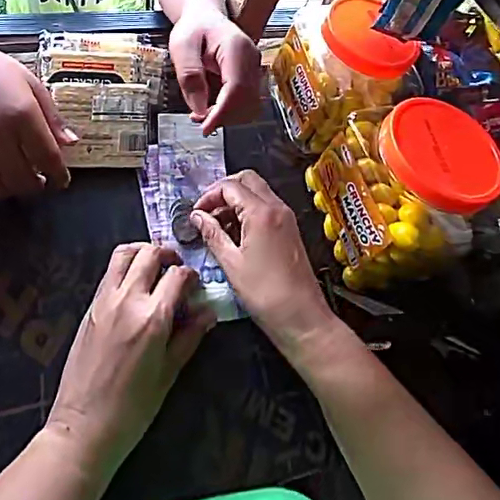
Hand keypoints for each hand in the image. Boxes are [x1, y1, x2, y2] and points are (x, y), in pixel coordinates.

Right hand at [0, 40, 74, 196]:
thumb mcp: (32, 85)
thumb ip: (52, 117)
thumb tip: (71, 143)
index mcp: (22, 113)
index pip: (47, 157)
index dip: (59, 175)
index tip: (62, 180)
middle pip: (22, 178)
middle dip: (35, 186)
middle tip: (39, 182)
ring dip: (9, 190)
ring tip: (15, 181)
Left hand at [46, 244, 215, 475]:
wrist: (85, 424)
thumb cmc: (133, 409)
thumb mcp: (169, 374)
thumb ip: (189, 337)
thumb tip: (208, 312)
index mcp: (152, 318)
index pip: (177, 276)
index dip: (191, 276)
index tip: (196, 285)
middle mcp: (128, 299)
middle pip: (149, 254)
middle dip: (168, 254)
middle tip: (177, 267)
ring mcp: (105, 299)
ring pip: (124, 254)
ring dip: (142, 252)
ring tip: (154, 265)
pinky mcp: (91, 305)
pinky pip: (110, 272)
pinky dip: (125, 266)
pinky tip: (134, 284)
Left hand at [169, 7, 260, 133]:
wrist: (205, 15)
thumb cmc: (193, 27)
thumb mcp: (182, 46)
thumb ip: (190, 75)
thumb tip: (200, 108)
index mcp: (236, 47)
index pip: (236, 88)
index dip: (223, 112)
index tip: (206, 127)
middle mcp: (251, 58)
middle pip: (246, 100)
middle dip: (222, 116)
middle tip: (196, 118)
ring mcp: (254, 67)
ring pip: (248, 104)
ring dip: (226, 114)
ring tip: (201, 112)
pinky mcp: (251, 75)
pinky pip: (245, 99)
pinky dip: (229, 108)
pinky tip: (211, 106)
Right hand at [189, 171, 336, 358]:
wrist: (304, 319)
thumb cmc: (266, 294)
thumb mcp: (231, 264)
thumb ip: (212, 234)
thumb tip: (197, 216)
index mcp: (262, 213)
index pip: (230, 186)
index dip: (208, 196)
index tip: (196, 213)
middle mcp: (277, 208)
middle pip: (247, 180)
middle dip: (223, 190)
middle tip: (207, 211)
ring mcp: (286, 218)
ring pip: (257, 191)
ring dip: (236, 200)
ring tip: (217, 225)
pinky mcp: (289, 229)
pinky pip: (266, 206)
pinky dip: (248, 210)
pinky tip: (235, 233)